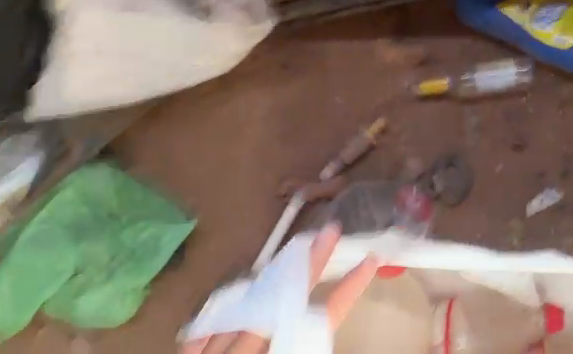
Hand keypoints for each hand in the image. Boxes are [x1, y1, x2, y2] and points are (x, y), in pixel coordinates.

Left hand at [181, 224, 379, 353]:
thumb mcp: (290, 353)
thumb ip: (304, 345)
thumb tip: (319, 337)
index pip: (318, 321)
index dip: (346, 291)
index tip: (370, 262)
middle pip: (281, 303)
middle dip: (308, 266)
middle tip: (330, 230)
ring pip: (243, 311)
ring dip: (270, 282)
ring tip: (291, 254)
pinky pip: (202, 338)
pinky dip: (220, 319)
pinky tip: (228, 308)